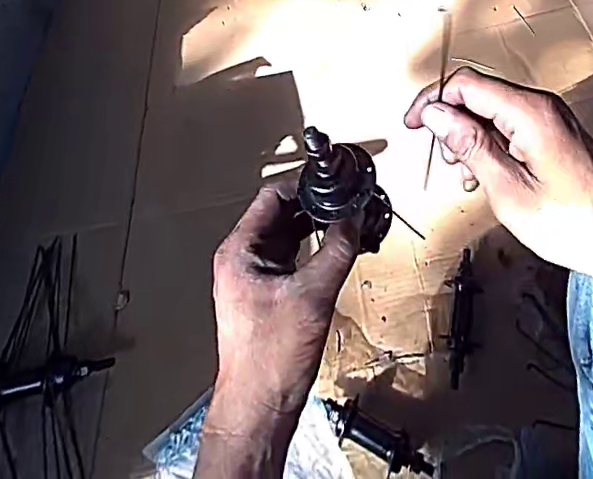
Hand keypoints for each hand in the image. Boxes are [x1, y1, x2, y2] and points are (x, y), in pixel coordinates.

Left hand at [205, 172, 360, 438]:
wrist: (259, 410)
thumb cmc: (269, 360)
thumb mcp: (313, 294)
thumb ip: (337, 249)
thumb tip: (353, 218)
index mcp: (240, 251)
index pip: (271, 197)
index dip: (301, 186)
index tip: (328, 182)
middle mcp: (242, 259)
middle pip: (280, 214)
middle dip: (313, 206)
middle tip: (342, 199)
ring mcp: (254, 275)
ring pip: (287, 235)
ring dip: (314, 227)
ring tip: (343, 220)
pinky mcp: (267, 292)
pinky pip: (292, 256)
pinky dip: (313, 248)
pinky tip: (335, 248)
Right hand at [403, 68, 592, 280]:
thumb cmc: (575, 223)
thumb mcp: (508, 190)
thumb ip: (469, 146)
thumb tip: (436, 114)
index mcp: (529, 113)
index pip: (466, 84)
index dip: (433, 100)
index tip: (414, 124)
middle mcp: (541, 106)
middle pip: (478, 93)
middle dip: (451, 120)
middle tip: (443, 156)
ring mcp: (549, 117)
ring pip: (491, 109)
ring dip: (469, 134)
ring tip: (466, 172)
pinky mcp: (553, 131)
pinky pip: (509, 123)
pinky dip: (489, 141)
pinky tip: (486, 173)